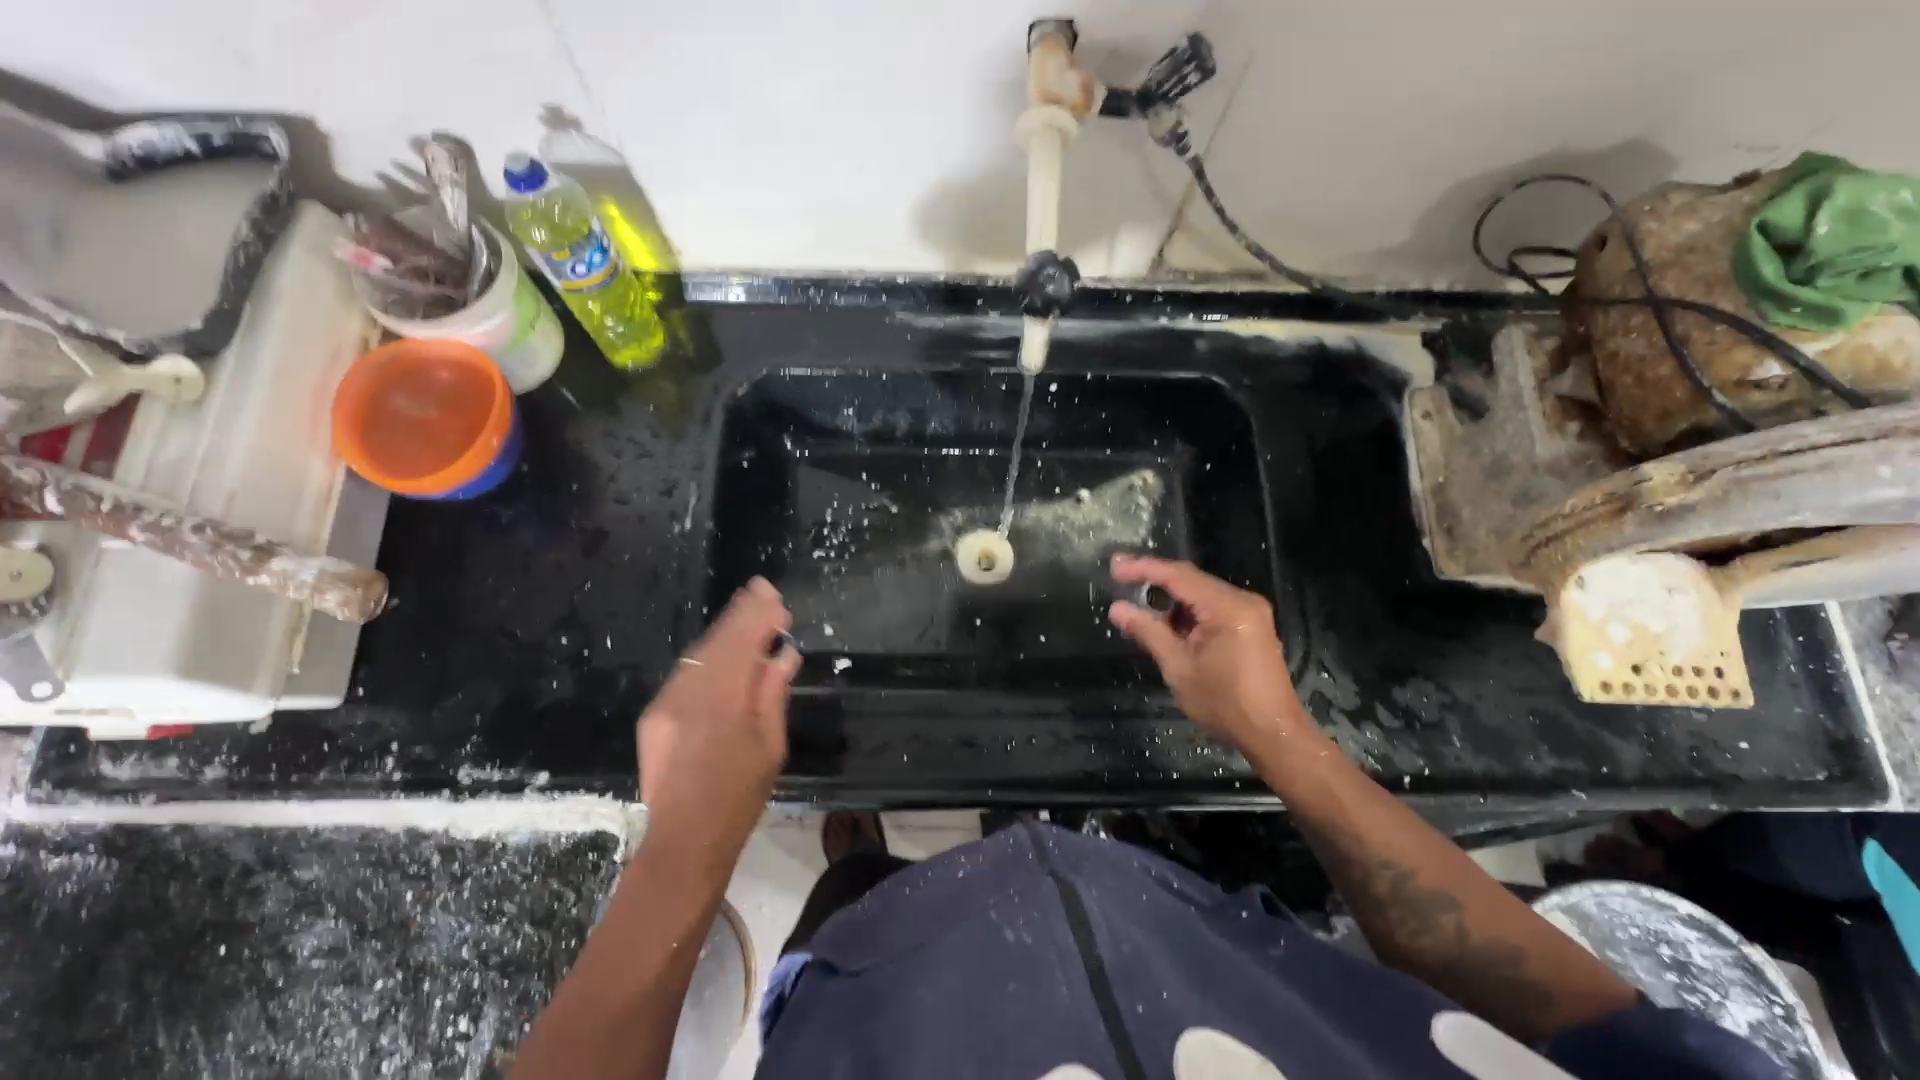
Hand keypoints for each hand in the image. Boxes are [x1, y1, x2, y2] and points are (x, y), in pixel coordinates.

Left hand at [637, 577, 800, 855]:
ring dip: (724, 634)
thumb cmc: (740, 797)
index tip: (773, 595)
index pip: (744, 643)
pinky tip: (720, 653)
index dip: (759, 616)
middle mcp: (691, 693)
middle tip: (761, 591)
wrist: (685, 838)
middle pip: (718, 641)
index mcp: (725, 701)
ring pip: (699, 654)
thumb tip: (782, 655)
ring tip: (745, 614)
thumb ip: (772, 694)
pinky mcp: (655, 715)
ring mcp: (667, 703)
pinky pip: (685, 674)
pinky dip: (706, 658)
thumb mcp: (770, 746)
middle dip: (740, 614)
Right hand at [1108, 554, 1310, 752]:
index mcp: (1227, 607)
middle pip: (1191, 580)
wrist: (1272, 733)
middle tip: (1119, 579)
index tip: (1114, 567)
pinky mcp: (1251, 626)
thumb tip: (1117, 609)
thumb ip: (1148, 632)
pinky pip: (1213, 608)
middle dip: (1155, 581)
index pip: (1178, 575)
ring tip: (1138, 609)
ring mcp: (1250, 613)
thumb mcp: (1178, 667)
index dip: (1143, 568)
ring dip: (1171, 601)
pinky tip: (1168, 625)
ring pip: (1201, 594)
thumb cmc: (1224, 703)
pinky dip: (1188, 613)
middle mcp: (1242, 601)